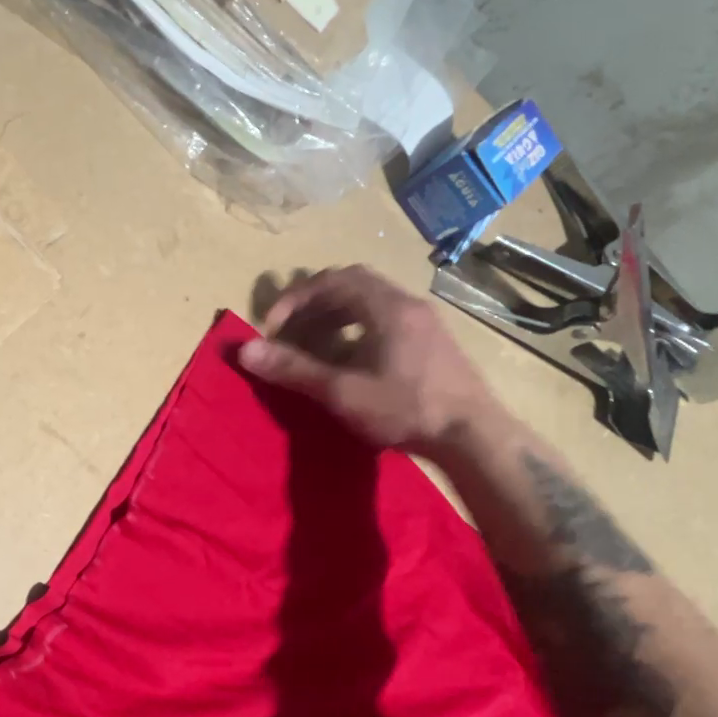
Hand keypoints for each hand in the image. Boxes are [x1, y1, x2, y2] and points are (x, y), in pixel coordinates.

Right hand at [238, 266, 497, 458]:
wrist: (472, 435)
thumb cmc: (405, 409)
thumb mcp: (342, 392)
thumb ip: (293, 368)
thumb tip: (245, 350)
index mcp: (387, 308)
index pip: (332, 280)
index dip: (295, 299)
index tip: (272, 329)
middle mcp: (406, 304)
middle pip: (351, 285)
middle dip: (311, 304)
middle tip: (288, 331)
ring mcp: (422, 322)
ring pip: (368, 301)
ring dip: (331, 316)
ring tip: (309, 346)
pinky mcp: (428, 342)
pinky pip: (382, 318)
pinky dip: (352, 329)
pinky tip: (343, 359)